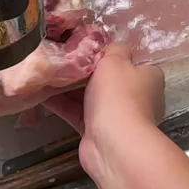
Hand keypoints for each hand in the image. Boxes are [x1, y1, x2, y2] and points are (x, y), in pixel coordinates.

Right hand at [45, 43, 163, 174]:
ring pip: (89, 96)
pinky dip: (60, 103)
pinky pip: (76, 112)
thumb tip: (114, 47)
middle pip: (107, 78)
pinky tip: (40, 90)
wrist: (113, 143)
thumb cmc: (119, 94)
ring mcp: (115, 116)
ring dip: (68, 85)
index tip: (88, 45)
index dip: (109, 53)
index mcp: (147, 77)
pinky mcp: (95, 131)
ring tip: (46, 69)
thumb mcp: (117, 59)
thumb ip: (114, 48)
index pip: (130, 61)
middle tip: (62, 55)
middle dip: (85, 69)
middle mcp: (135, 97)